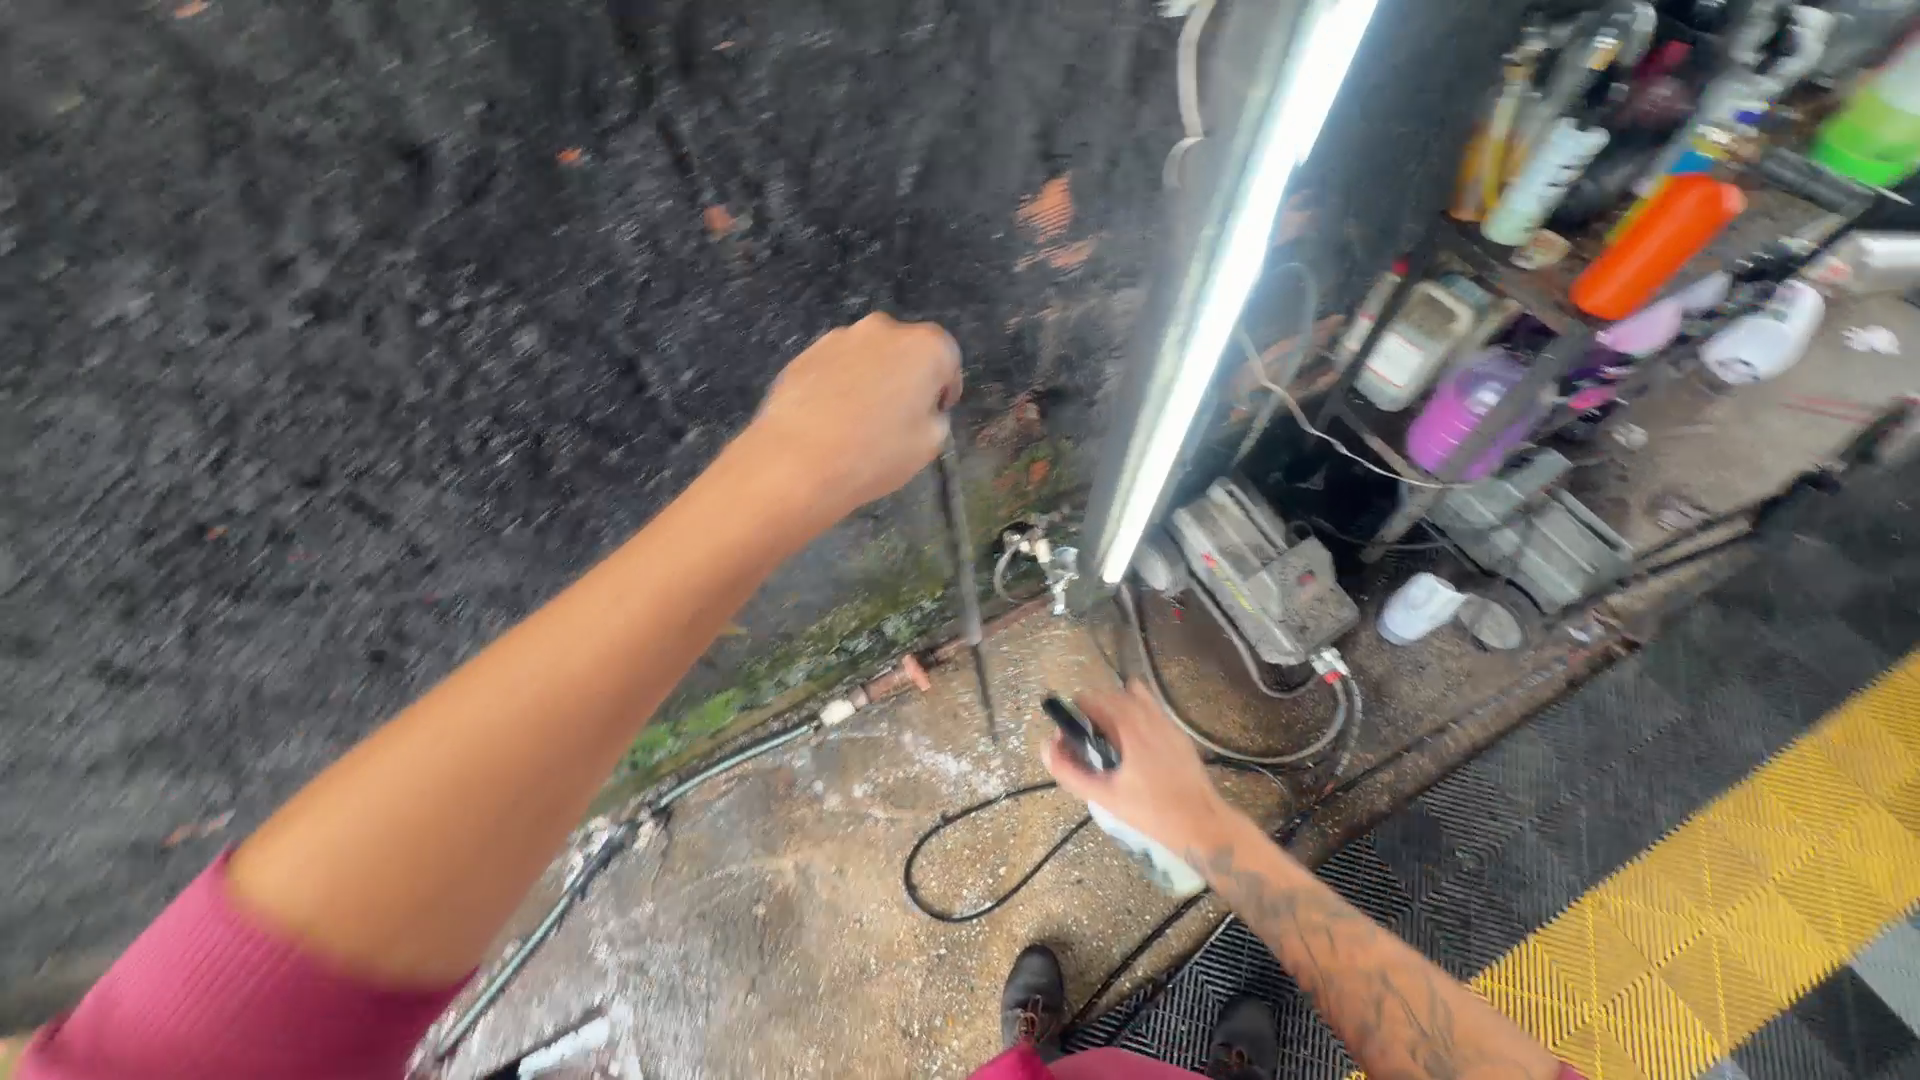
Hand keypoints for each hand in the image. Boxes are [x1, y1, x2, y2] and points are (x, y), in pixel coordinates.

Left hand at [742, 312, 962, 520]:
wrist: (798, 462)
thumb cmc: (876, 453)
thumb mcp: (930, 444)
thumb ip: (936, 416)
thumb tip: (921, 408)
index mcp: (924, 347)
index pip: (948, 358)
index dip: (945, 387)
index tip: (936, 411)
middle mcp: (883, 329)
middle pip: (905, 350)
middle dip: (906, 376)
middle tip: (898, 416)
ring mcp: (839, 338)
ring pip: (868, 356)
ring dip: (871, 378)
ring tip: (858, 419)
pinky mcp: (806, 353)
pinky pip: (835, 366)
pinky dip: (839, 384)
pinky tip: (831, 418)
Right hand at [1042, 680, 1242, 856]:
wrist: (1201, 824)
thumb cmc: (1151, 811)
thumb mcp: (1105, 796)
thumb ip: (1070, 772)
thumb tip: (1047, 748)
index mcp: (1129, 726)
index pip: (1092, 699)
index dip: (1075, 714)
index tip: (1070, 737)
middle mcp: (1149, 715)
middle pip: (1111, 694)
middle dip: (1093, 710)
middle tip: (1086, 741)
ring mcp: (1167, 722)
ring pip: (1134, 697)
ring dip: (1115, 709)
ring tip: (1110, 739)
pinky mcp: (1178, 733)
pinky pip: (1151, 709)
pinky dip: (1136, 716)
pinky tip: (1134, 746)